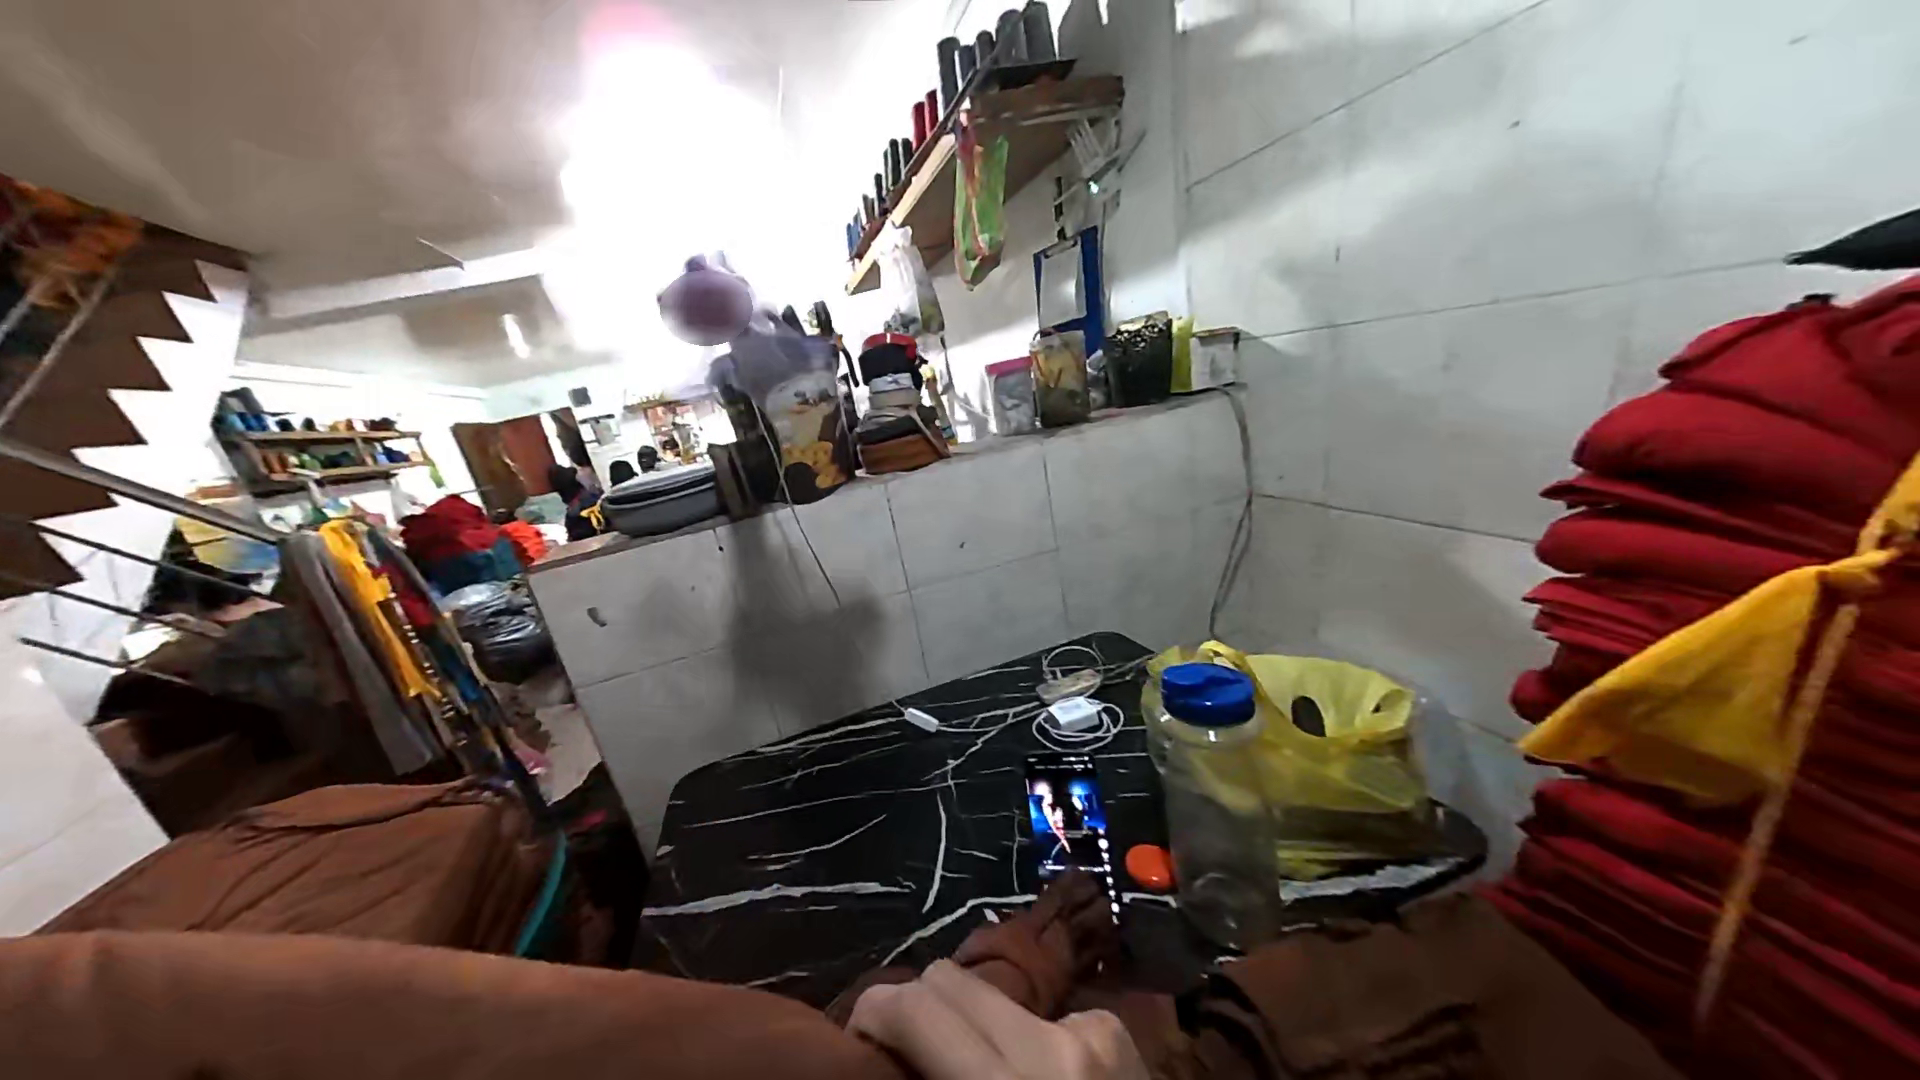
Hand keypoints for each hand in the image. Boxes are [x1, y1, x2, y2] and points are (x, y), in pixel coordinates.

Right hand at [849, 960, 1146, 1079]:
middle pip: (950, 978)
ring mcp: (1090, 1029)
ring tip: (980, 1069)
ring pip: (994, 994)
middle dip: (917, 1006)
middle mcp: (1051, 1046)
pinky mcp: (1113, 1027)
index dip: (875, 1009)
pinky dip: (1028, 1041)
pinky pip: (1042, 1015)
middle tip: (907, 1048)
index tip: (860, 1036)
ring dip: (974, 1025)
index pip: (920, 1008)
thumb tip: (898, 1064)